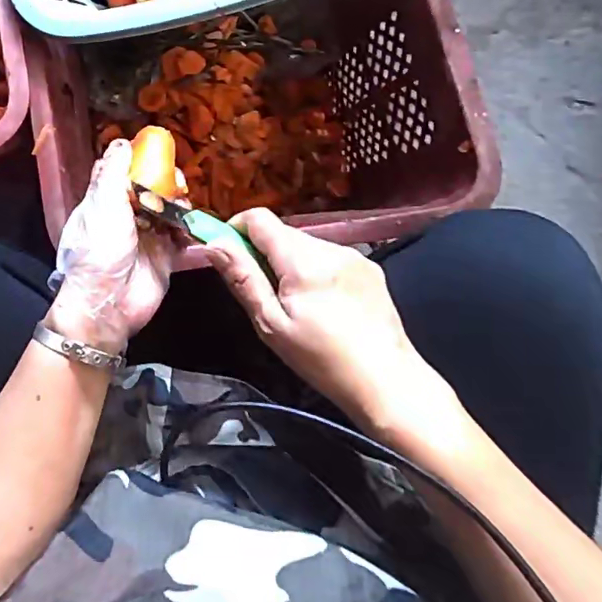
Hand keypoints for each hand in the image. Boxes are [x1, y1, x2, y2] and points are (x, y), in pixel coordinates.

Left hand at [48, 139, 175, 353]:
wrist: (108, 303)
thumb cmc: (99, 250)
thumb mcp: (102, 203)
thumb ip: (114, 173)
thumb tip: (121, 143)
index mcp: (105, 201)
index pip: (122, 173)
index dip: (138, 161)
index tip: (156, 151)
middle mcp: (126, 217)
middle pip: (152, 190)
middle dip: (167, 183)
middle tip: (177, 183)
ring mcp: (147, 237)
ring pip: (170, 212)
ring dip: (181, 206)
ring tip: (184, 208)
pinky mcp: (166, 257)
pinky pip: (184, 239)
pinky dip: (192, 232)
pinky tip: (195, 229)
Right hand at [204, 209, 473, 458]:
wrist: (388, 382)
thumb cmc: (322, 360)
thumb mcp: (271, 325)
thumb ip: (243, 279)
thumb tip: (213, 244)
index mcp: (303, 261)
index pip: (260, 219)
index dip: (236, 229)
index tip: (229, 254)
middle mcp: (330, 248)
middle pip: (282, 232)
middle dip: (264, 252)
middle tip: (262, 291)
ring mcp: (353, 255)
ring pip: (305, 244)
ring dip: (289, 261)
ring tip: (294, 303)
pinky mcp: (369, 266)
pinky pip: (328, 256)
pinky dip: (314, 269)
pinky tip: (322, 304)